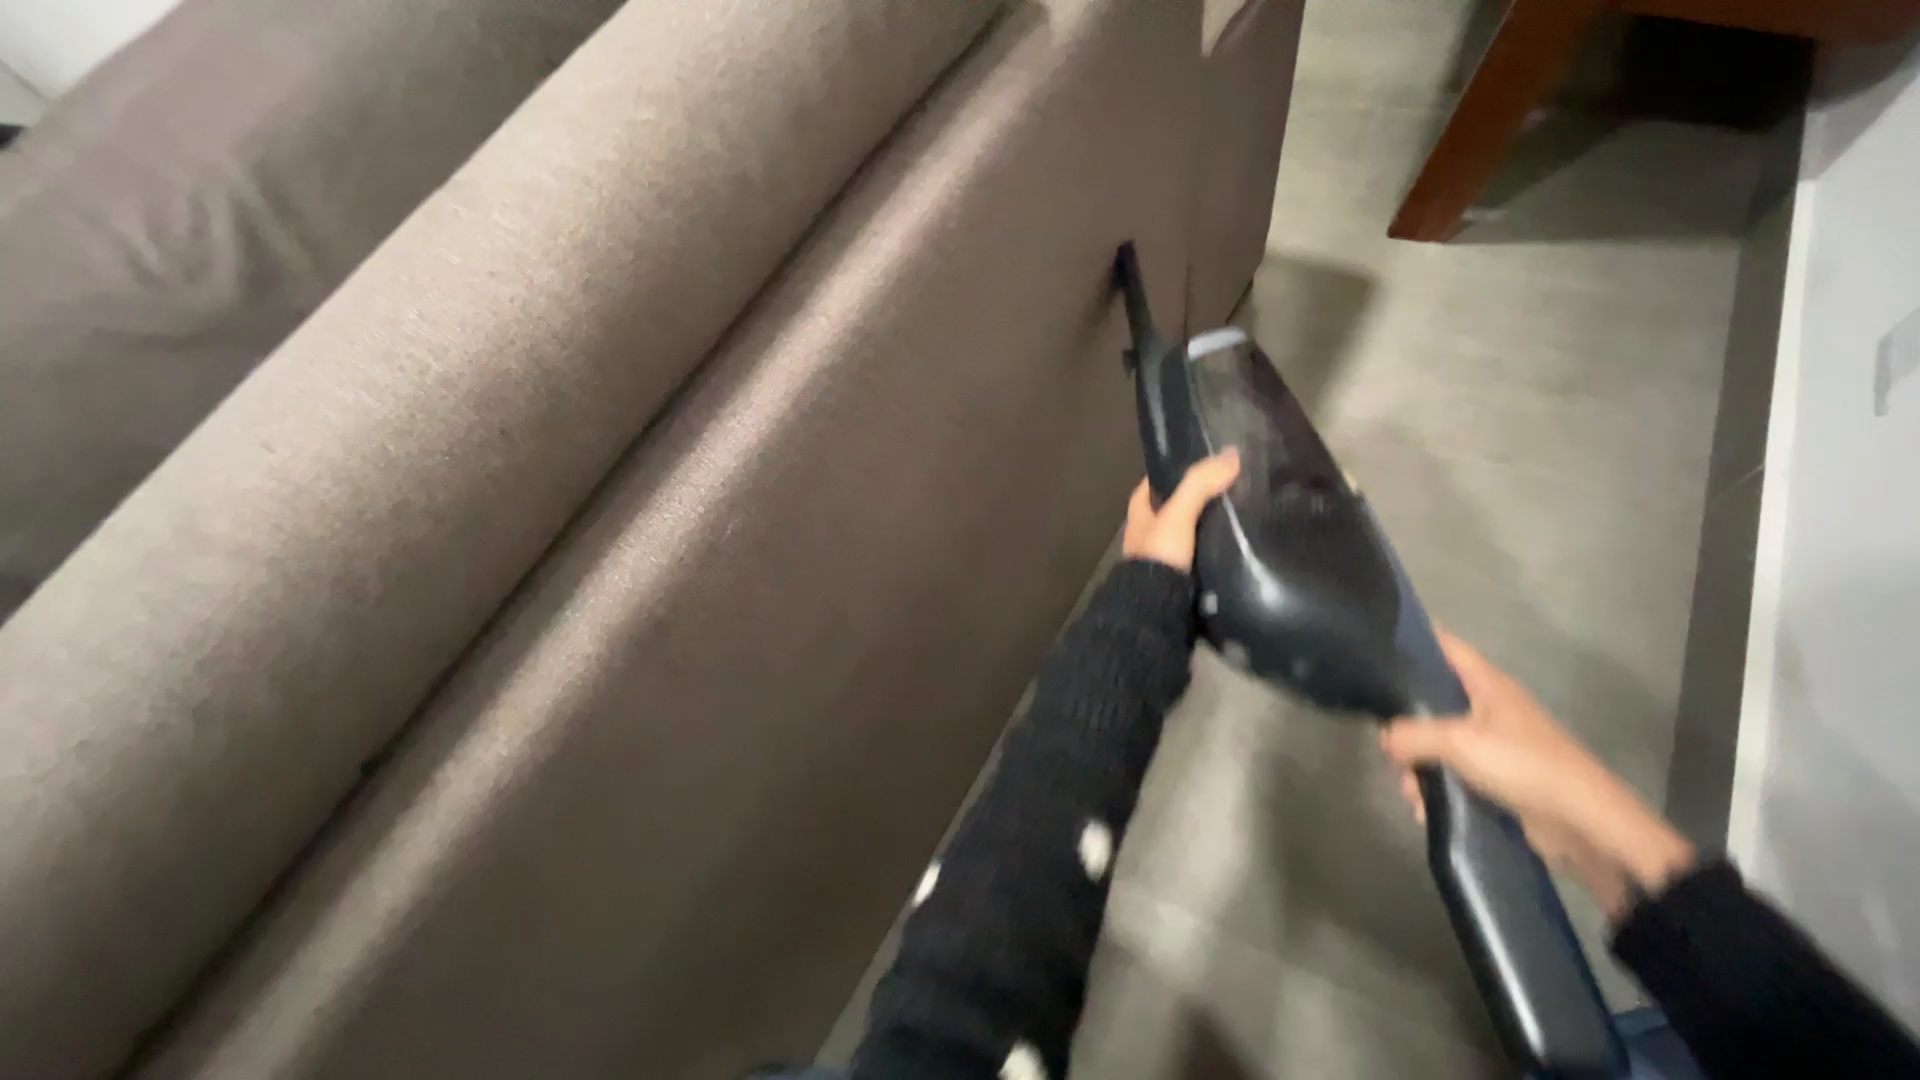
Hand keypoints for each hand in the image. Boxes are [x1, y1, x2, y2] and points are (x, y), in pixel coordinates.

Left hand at [1122, 450, 1240, 572]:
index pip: (1162, 477)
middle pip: (1180, 502)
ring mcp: (1166, 552)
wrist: (1158, 606)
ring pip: (1194, 527)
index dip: (1184, 466)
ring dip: (1213, 521)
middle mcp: (1149, 528)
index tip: (1215, 458)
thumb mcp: (1178, 513)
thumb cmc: (1160, 554)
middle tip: (1239, 483)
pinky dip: (1217, 543)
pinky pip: (1203, 550)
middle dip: (1204, 494)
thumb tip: (1232, 453)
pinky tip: (1241, 539)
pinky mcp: (1182, 573)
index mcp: (1140, 509)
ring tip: (1248, 508)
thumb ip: (1200, 484)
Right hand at [1380, 632, 1696, 919]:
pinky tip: (1425, 809)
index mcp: (1486, 685)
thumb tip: (1384, 739)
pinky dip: (1435, 790)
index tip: (1372, 647)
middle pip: (1430, 701)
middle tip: (1386, 746)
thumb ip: (1412, 734)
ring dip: (1417, 768)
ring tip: (1411, 793)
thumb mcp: (1460, 742)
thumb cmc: (1525, 766)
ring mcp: (1492, 745)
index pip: (1443, 646)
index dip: (1411, 641)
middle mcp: (1488, 708)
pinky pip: (1451, 776)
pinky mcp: (1495, 779)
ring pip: (1435, 745)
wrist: (1586, 827)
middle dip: (1403, 726)